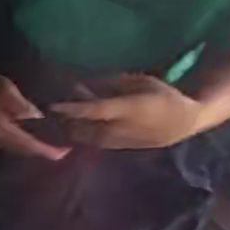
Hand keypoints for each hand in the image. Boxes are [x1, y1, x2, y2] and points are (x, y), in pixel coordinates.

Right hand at [0, 67, 68, 161]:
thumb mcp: (6, 90)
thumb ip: (21, 107)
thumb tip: (37, 118)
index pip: (26, 144)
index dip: (45, 150)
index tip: (63, 153)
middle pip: (19, 150)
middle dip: (39, 151)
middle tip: (59, 151)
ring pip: (11, 148)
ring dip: (28, 147)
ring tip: (46, 145)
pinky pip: (4, 143)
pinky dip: (18, 142)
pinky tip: (27, 137)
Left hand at [50, 73, 210, 149]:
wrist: (180, 125)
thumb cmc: (163, 98)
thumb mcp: (143, 83)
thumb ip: (114, 83)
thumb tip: (85, 82)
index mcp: (126, 109)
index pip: (92, 110)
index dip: (71, 108)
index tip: (52, 105)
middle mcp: (116, 128)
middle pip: (79, 126)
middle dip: (63, 120)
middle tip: (48, 111)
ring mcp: (112, 141)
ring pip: (80, 136)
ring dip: (67, 127)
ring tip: (56, 118)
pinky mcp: (110, 148)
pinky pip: (86, 141)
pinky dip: (76, 133)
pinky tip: (69, 125)